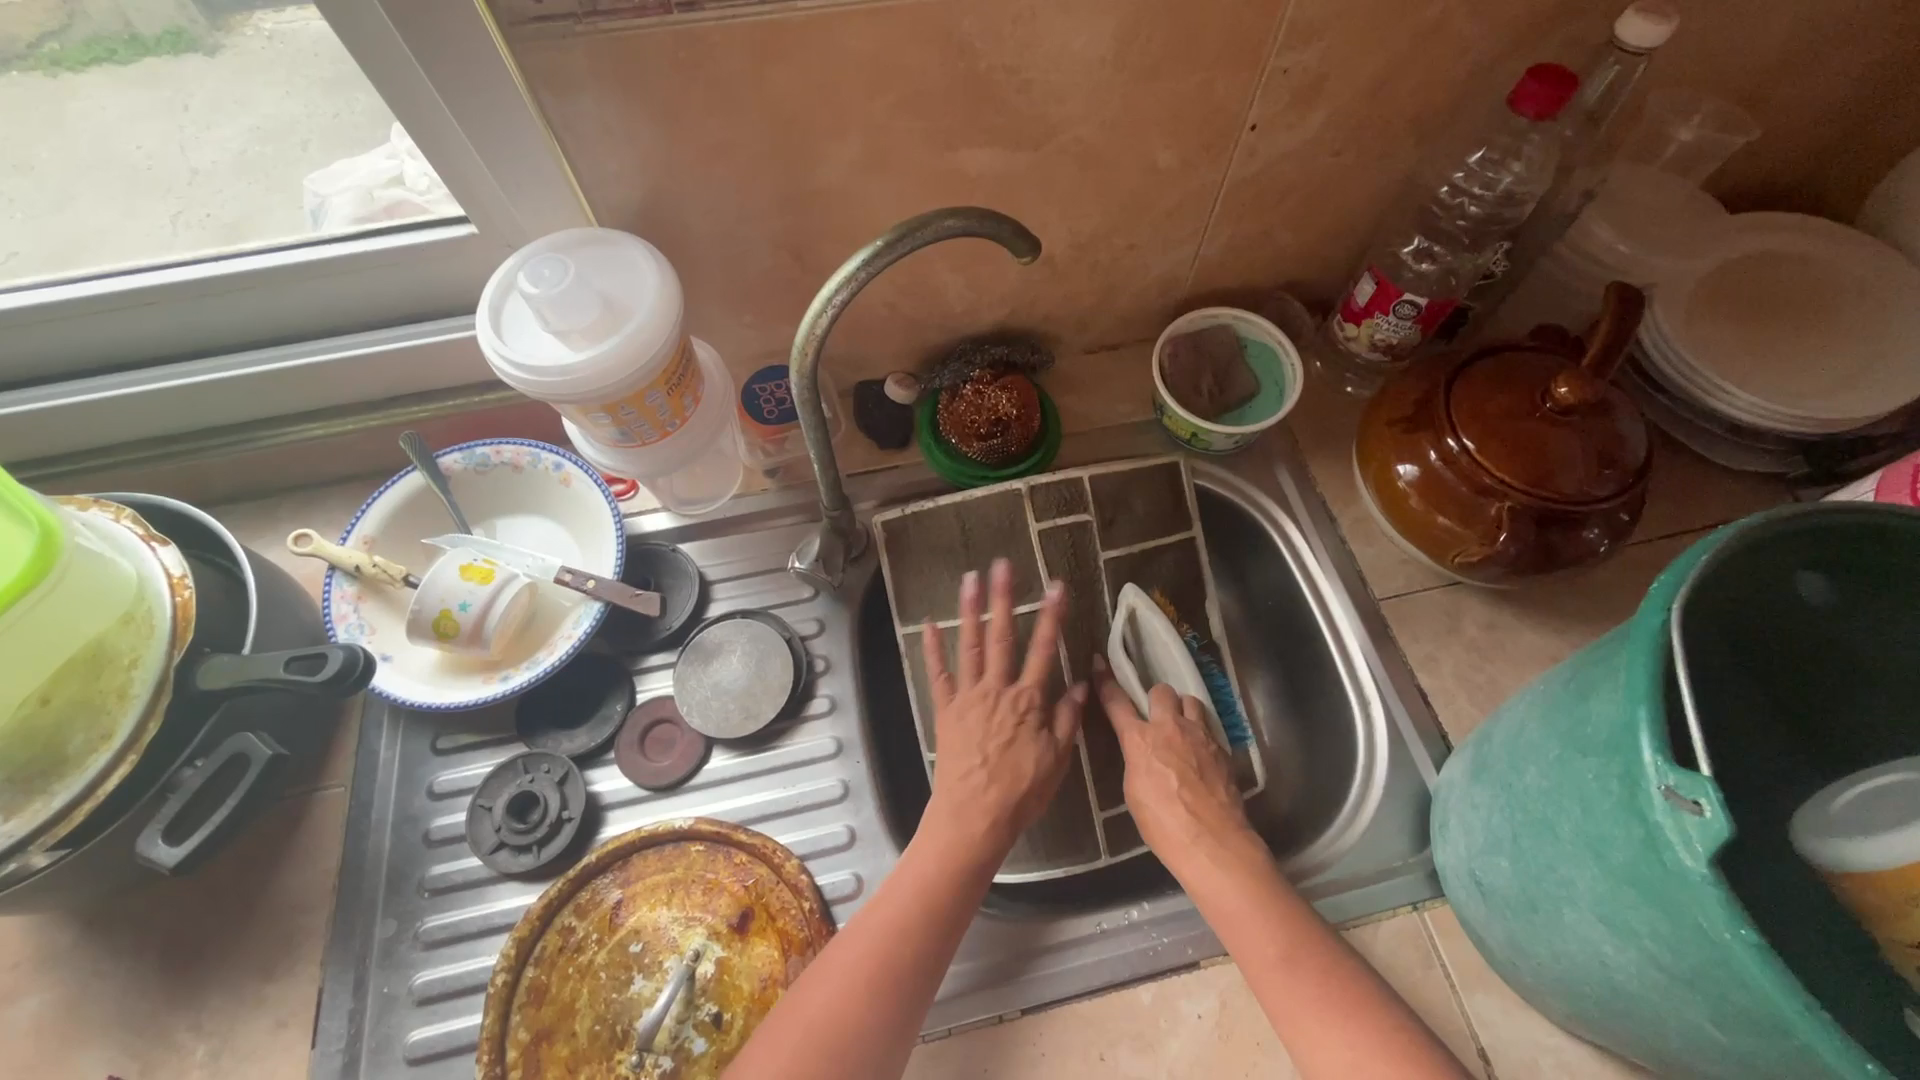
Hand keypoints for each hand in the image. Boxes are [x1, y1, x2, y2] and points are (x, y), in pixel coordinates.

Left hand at [920, 558, 1085, 852]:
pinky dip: (932, 649)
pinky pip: (938, 675)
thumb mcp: (1057, 760)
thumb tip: (1082, 684)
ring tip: (970, 579)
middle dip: (1004, 599)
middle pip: (1002, 637)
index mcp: (1028, 701)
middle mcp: (997, 690)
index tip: (1056, 586)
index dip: (1051, 616)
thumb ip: (1067, 719)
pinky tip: (928, 624)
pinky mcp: (946, 711)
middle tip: (1003, 565)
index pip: (1044, 649)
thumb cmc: (1020, 792)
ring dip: (969, 611)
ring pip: (969, 646)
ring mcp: (968, 698)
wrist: (974, 816)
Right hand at [1094, 659, 1256, 869]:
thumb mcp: (1133, 791)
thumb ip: (1136, 761)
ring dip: (1182, 709)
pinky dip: (1200, 732)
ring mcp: (1200, 735)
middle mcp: (1170, 728)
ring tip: (1181, 728)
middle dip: (1156, 698)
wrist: (1212, 842)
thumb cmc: (1162, 825)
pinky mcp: (1222, 748)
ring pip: (1190, 701)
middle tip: (1155, 715)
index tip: (1099, 663)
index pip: (1117, 701)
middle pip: (1161, 691)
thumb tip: (1142, 753)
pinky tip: (1200, 753)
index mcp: (1140, 740)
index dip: (1106, 681)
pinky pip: (1208, 726)